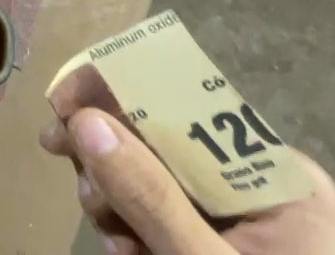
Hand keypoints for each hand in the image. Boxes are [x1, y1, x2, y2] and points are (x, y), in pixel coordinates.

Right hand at [40, 108, 334, 254]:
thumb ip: (151, 198)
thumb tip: (83, 120)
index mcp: (276, 175)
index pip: (181, 102)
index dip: (113, 95)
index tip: (58, 111)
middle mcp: (259, 182)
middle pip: (156, 140)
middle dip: (109, 166)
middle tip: (86, 200)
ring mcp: (243, 216)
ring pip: (149, 178)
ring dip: (116, 206)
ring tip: (117, 247)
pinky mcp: (225, 244)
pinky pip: (161, 213)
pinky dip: (134, 230)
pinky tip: (129, 254)